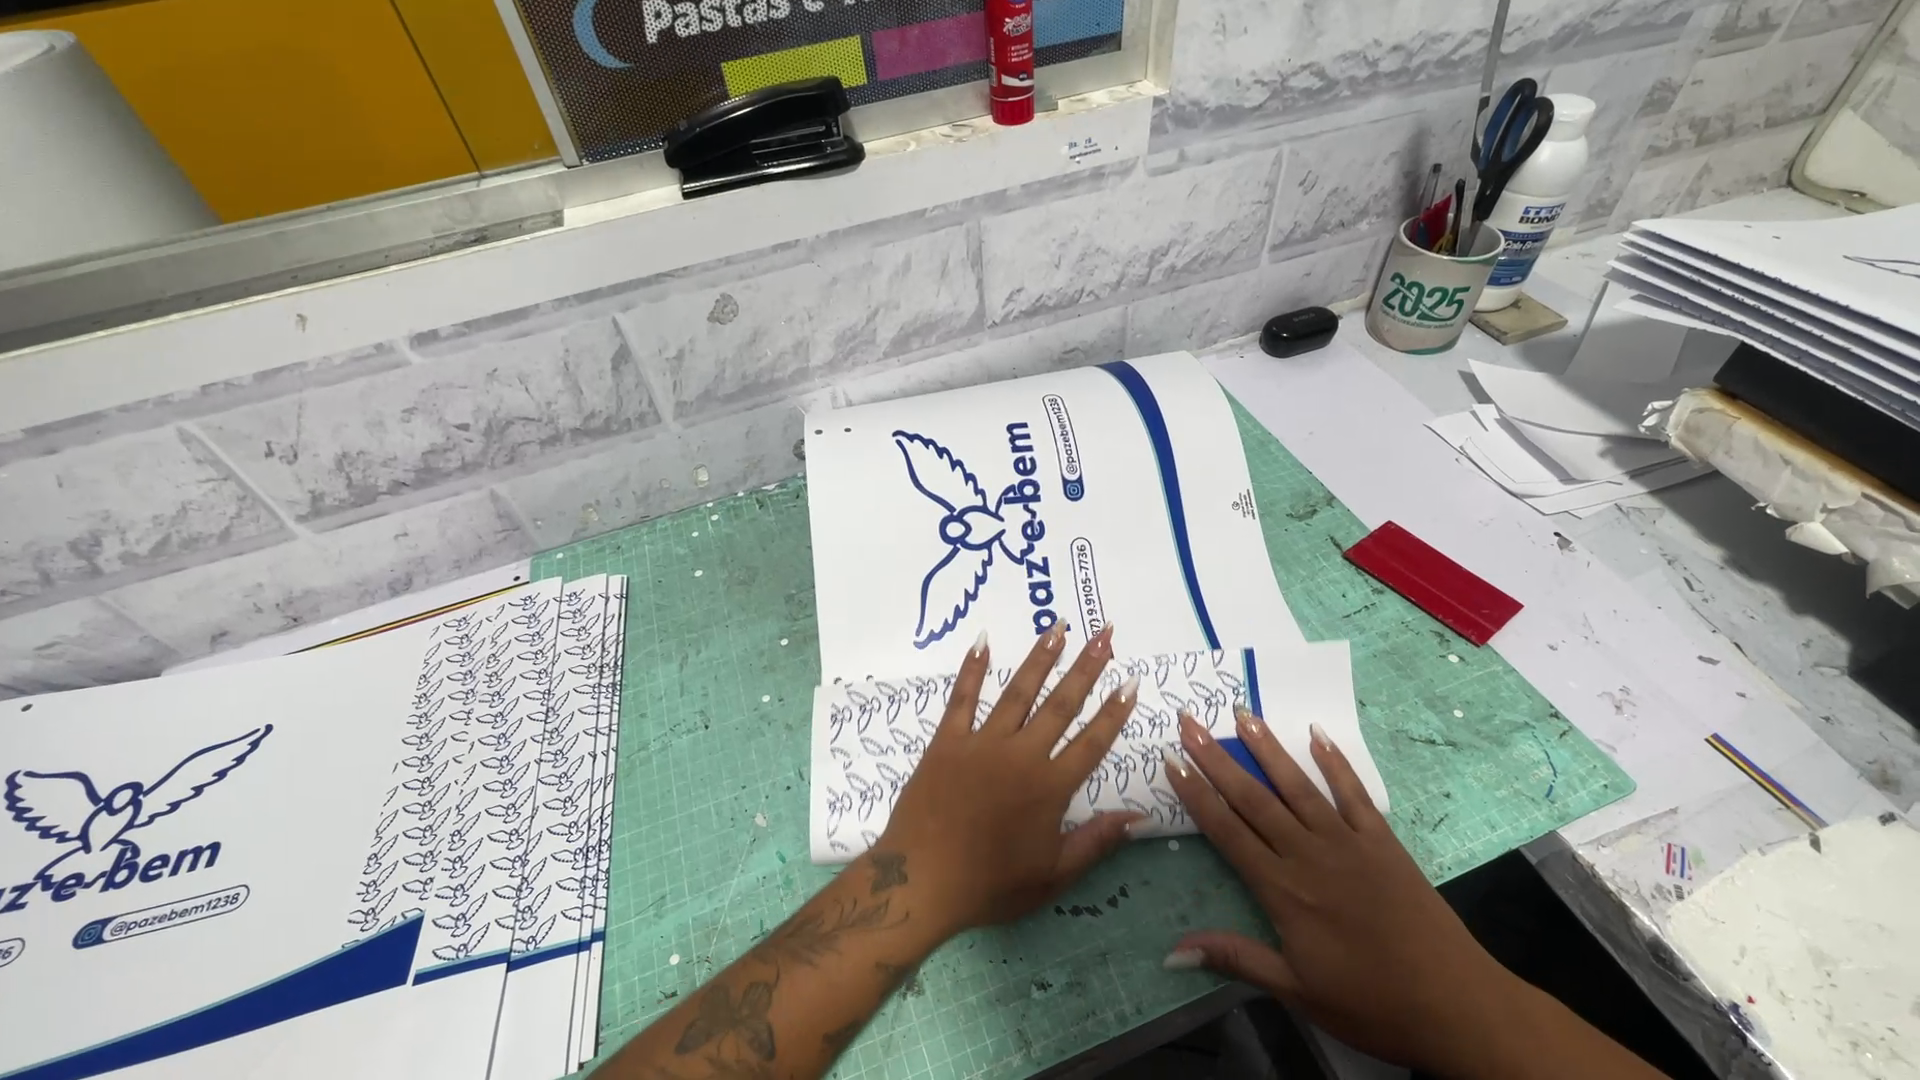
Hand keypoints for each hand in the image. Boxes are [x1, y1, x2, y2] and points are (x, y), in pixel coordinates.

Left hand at [876, 624, 1141, 935]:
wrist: (922, 881)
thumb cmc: (990, 885)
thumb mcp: (1054, 876)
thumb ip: (1097, 841)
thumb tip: (1141, 816)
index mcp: (1050, 787)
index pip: (1092, 741)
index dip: (1114, 712)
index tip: (1130, 681)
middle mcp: (1021, 755)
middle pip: (1060, 704)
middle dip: (1085, 668)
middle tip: (1103, 635)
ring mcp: (982, 743)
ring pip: (1018, 692)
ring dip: (1040, 658)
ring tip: (1057, 627)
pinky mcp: (947, 741)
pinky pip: (963, 698)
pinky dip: (973, 668)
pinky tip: (983, 641)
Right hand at [1161, 709, 1524, 1074]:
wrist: (1458, 1005)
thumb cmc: (1371, 1003)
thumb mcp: (1297, 991)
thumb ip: (1235, 959)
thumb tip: (1171, 951)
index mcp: (1282, 890)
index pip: (1227, 831)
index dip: (1195, 794)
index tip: (1171, 760)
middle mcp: (1308, 854)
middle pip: (1253, 798)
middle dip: (1216, 758)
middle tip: (1189, 721)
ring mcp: (1348, 842)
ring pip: (1297, 786)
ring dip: (1267, 748)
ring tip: (1241, 714)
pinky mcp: (1383, 841)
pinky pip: (1353, 794)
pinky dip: (1335, 763)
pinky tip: (1317, 735)